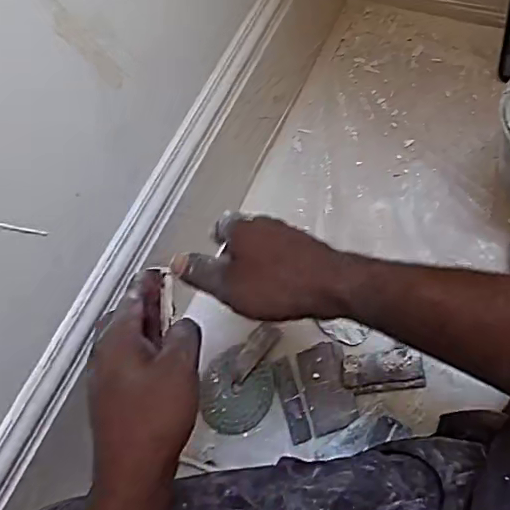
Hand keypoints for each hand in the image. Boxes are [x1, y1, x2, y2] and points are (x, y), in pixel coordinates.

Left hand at [88, 271, 201, 492]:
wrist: (132, 474)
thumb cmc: (155, 417)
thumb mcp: (179, 367)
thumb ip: (184, 335)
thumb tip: (182, 324)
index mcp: (116, 339)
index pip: (132, 299)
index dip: (147, 284)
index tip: (158, 272)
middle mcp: (105, 354)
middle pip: (125, 318)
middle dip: (144, 304)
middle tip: (163, 292)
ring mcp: (105, 379)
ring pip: (126, 342)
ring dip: (145, 328)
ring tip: (166, 320)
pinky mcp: (112, 400)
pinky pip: (128, 361)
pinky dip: (143, 350)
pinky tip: (160, 359)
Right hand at [170, 212, 352, 321]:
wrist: (332, 285)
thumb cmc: (277, 286)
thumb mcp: (229, 287)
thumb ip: (202, 273)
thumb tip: (176, 260)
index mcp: (240, 228)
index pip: (219, 227)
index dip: (213, 243)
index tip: (211, 256)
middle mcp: (263, 222)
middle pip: (242, 232)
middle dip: (235, 250)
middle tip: (230, 273)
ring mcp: (287, 231)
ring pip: (263, 241)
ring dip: (257, 257)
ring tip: (255, 281)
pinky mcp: (307, 245)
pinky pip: (283, 251)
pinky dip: (277, 263)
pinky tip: (280, 283)